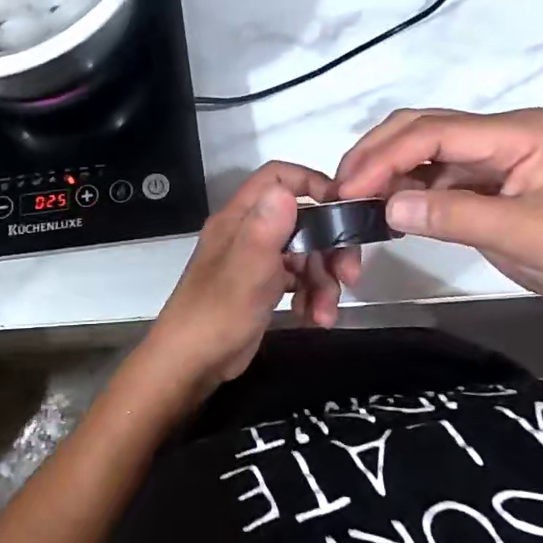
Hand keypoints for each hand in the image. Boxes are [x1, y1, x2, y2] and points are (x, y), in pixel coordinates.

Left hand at [145, 162, 353, 385]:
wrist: (192, 363)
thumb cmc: (217, 314)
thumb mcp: (246, 268)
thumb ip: (265, 227)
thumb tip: (284, 189)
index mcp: (238, 219)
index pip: (276, 178)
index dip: (312, 183)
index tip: (343, 207)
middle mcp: (248, 234)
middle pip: (302, 221)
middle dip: (330, 246)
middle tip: (350, 274)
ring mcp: (255, 262)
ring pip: (305, 255)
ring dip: (324, 281)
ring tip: (326, 311)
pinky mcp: (262, 289)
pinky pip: (297, 281)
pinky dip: (311, 297)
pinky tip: (315, 318)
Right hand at [335, 108, 542, 307]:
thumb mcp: (530, 236)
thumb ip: (458, 217)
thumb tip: (388, 207)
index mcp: (518, 132)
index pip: (437, 131)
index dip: (386, 155)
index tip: (349, 186)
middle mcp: (497, 135)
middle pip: (420, 129)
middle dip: (375, 155)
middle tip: (339, 190)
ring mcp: (485, 157)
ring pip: (417, 151)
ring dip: (381, 171)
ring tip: (350, 200)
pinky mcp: (476, 182)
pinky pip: (425, 177)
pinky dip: (397, 190)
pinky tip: (378, 209)